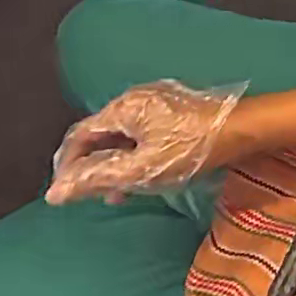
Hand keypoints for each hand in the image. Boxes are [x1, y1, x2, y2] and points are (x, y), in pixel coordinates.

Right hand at [45, 80, 244, 205]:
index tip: (64, 195)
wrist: (241, 128)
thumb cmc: (190, 148)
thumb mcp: (140, 169)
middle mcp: (137, 98)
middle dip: (91, 166)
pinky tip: (141, 177)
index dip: (66, 166)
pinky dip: (134, 155)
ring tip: (117, 194)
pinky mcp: (173, 110)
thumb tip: (54, 192)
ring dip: (114, 164)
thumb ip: (96, 178)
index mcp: (125, 107)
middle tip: (92, 197)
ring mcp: (157, 102)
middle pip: (100, 133)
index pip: (79, 134)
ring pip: (122, 135)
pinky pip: (140, 132)